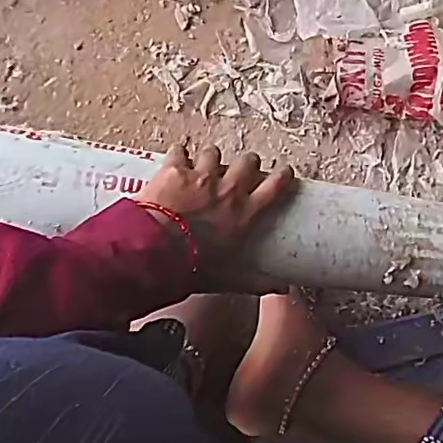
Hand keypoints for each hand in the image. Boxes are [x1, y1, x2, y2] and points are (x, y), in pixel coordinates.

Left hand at [137, 145, 295, 275]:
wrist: (157, 251)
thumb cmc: (192, 266)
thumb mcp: (229, 276)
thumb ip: (255, 281)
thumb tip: (281, 290)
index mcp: (244, 213)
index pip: (275, 187)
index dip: (282, 176)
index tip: (285, 172)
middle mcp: (228, 190)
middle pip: (247, 162)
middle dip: (246, 163)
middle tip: (242, 168)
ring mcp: (202, 177)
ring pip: (214, 153)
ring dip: (211, 158)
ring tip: (204, 165)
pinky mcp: (176, 170)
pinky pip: (181, 152)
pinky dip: (179, 156)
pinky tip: (176, 160)